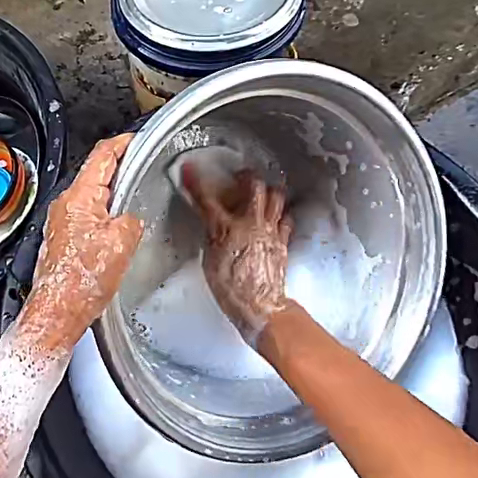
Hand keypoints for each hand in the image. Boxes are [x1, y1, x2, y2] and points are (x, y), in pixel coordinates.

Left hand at [25, 135, 143, 348]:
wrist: (57, 312)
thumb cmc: (81, 282)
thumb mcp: (122, 242)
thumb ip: (131, 218)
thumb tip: (130, 217)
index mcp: (79, 198)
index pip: (101, 156)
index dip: (121, 144)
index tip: (134, 139)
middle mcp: (65, 205)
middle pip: (96, 174)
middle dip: (120, 168)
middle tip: (141, 166)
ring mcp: (62, 221)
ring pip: (92, 196)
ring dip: (112, 193)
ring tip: (133, 197)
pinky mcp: (63, 237)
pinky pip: (87, 215)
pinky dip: (104, 213)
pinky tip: (118, 227)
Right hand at [193, 170, 291, 344]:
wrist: (259, 306)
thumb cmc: (232, 290)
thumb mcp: (210, 262)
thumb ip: (212, 237)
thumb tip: (212, 226)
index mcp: (226, 228)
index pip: (207, 200)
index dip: (197, 183)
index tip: (191, 171)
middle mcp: (251, 224)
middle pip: (254, 186)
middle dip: (246, 176)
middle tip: (240, 175)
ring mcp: (270, 230)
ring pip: (275, 196)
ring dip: (269, 189)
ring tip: (262, 189)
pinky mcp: (282, 241)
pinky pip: (286, 218)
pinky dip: (281, 213)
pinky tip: (276, 216)